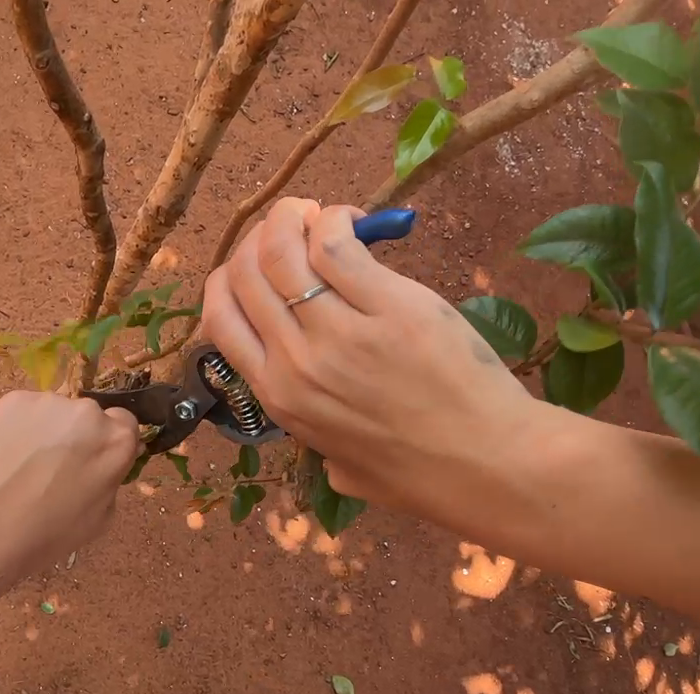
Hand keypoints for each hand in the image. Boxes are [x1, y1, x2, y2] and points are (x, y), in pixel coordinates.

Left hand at [0, 391, 139, 582]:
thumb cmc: (43, 536)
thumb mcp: (98, 521)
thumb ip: (110, 482)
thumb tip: (103, 466)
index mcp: (117, 442)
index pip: (124, 425)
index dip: (105, 446)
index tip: (88, 464)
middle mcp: (87, 412)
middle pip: (87, 417)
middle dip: (74, 437)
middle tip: (49, 470)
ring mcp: (46, 402)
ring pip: (52, 413)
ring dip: (43, 431)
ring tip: (18, 467)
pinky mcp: (10, 400)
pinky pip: (21, 412)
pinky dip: (14, 428)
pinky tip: (0, 456)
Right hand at [202, 198, 547, 518]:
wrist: (480, 463)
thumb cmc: (410, 472)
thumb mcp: (334, 462)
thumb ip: (310, 431)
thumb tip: (313, 416)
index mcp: (274, 396)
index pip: (218, 319)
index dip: (227, 279)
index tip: (256, 266)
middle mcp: (293, 363)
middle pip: (244, 275)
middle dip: (260, 238)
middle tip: (292, 228)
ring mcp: (338, 335)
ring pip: (282, 253)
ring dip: (292, 219)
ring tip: (319, 214)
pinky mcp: (389, 307)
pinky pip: (337, 248)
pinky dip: (336, 221)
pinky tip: (355, 220)